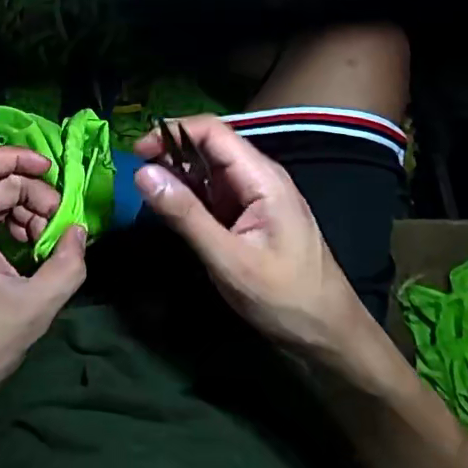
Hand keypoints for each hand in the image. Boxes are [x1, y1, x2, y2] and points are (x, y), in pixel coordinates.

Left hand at [0, 146, 87, 430]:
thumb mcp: (34, 308)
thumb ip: (67, 265)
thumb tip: (79, 231)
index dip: (21, 156)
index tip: (52, 173)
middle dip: (34, 196)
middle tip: (60, 228)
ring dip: (23, 215)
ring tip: (46, 248)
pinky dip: (7, 230)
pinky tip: (26, 259)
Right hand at [134, 116, 372, 360]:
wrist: (331, 336)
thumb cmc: (285, 299)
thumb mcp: (228, 260)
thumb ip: (185, 214)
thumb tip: (142, 173)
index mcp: (262, 177)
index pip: (212, 131)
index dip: (172, 132)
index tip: (137, 152)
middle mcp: (260, 176)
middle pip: (210, 145)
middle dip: (171, 152)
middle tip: (137, 174)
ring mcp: (257, 194)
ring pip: (210, 168)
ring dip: (179, 174)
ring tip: (148, 191)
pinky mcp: (251, 213)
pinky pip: (216, 190)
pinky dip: (191, 193)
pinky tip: (173, 208)